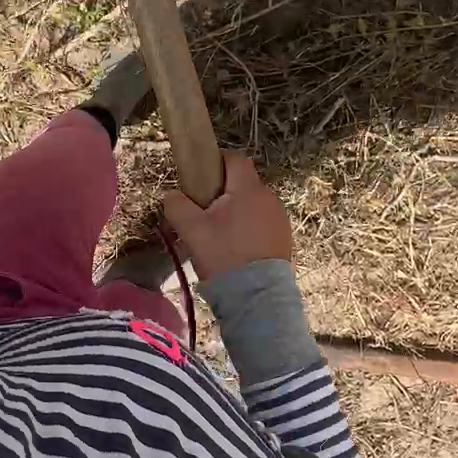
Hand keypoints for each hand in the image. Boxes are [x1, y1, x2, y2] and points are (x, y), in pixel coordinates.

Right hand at [161, 152, 293, 280]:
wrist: (257, 298)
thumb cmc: (224, 256)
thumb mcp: (192, 230)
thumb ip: (177, 206)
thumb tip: (172, 195)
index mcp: (248, 189)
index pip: (234, 159)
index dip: (216, 161)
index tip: (199, 176)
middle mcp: (269, 198)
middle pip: (242, 183)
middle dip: (222, 192)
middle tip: (203, 213)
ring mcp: (280, 219)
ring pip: (252, 204)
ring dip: (236, 212)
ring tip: (219, 236)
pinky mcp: (285, 239)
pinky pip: (262, 223)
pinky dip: (248, 229)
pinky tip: (235, 250)